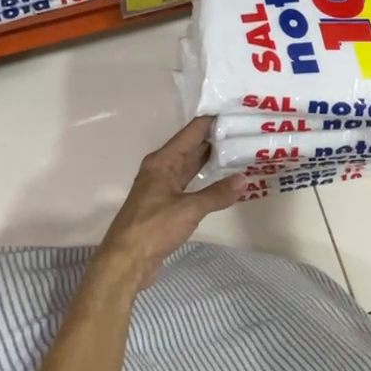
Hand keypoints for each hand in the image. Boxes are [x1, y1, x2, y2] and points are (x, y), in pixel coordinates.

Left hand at [97, 117, 245, 286]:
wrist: (126, 260)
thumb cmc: (154, 227)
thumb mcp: (189, 209)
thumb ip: (217, 194)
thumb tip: (244, 179)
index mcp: (162, 162)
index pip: (190, 133)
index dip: (210, 121)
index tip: (233, 111)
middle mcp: (161, 170)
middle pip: (190, 148)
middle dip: (214, 140)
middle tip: (243, 132)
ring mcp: (162, 189)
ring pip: (189, 168)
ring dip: (210, 161)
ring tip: (238, 152)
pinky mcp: (165, 207)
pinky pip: (189, 186)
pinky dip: (205, 182)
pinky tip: (222, 182)